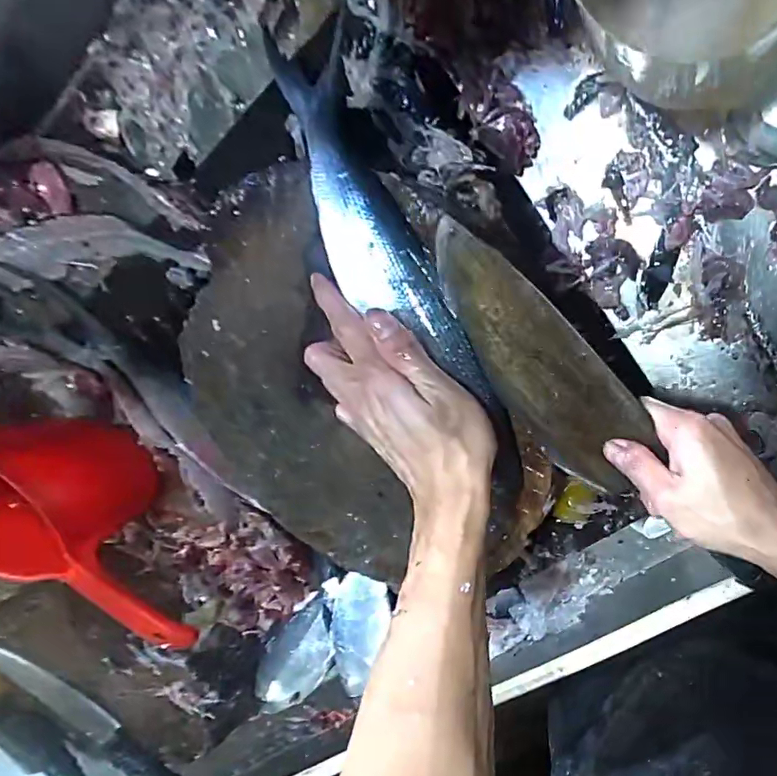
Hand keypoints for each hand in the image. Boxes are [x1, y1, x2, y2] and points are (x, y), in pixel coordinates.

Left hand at [303, 274, 496, 519]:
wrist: (449, 497)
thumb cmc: (457, 443)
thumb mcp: (443, 391)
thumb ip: (407, 353)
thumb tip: (375, 316)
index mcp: (377, 379)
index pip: (346, 331)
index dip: (332, 303)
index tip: (318, 279)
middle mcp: (359, 396)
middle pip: (322, 357)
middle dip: (331, 335)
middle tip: (362, 325)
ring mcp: (360, 419)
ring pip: (331, 380)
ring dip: (340, 360)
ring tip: (369, 353)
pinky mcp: (370, 435)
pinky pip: (346, 402)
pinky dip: (351, 387)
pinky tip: (376, 390)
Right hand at [602, 399, 776, 565]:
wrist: (771, 530)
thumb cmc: (724, 516)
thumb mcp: (665, 496)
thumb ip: (636, 465)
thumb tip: (614, 445)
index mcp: (688, 428)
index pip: (644, 408)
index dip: (628, 431)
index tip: (626, 456)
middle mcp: (708, 423)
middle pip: (661, 431)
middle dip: (652, 461)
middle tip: (657, 494)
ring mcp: (723, 435)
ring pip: (678, 445)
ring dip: (671, 472)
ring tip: (680, 502)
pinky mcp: (731, 450)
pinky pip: (698, 454)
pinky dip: (690, 474)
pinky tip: (696, 500)